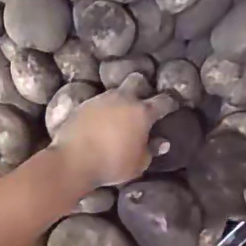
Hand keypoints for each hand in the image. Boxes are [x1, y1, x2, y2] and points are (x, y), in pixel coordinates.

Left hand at [49, 73, 179, 189]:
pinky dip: (101, 110)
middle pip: (136, 81)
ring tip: (117, 115)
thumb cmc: (111, 164)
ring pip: (115, 91)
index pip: (164, 101)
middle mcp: (123, 99)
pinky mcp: (82, 105)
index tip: (173, 105)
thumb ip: (151, 150)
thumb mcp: (138, 164)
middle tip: (141, 102)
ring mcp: (100, 99)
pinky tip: (99, 122)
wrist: (72, 160)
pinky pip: (97, 103)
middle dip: (142, 86)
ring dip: (119, 100)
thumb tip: (162, 142)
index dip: (170, 102)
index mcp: (142, 112)